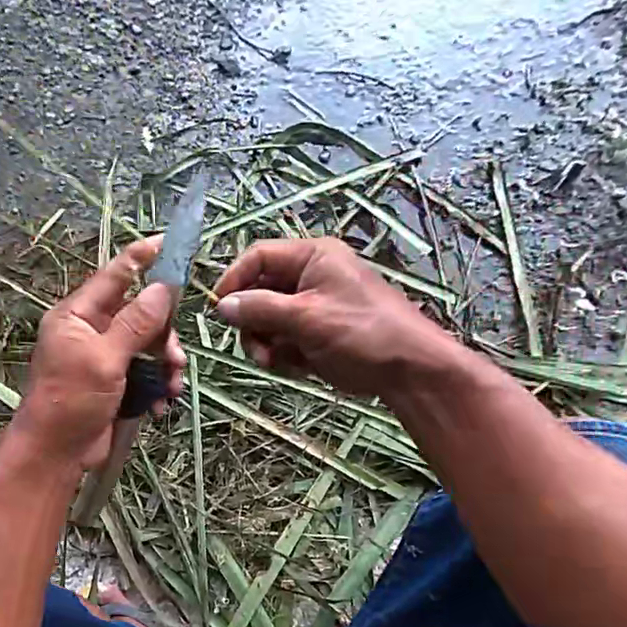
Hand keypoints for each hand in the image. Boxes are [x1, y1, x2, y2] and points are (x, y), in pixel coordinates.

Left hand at [13, 236, 186, 467]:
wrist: (56, 454)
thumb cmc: (71, 401)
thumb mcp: (105, 359)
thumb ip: (135, 323)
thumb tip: (162, 287)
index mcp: (78, 315)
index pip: (115, 275)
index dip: (143, 257)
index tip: (171, 242)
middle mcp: (91, 331)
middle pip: (140, 314)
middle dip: (164, 334)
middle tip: (175, 356)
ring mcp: (104, 358)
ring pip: (149, 346)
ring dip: (166, 364)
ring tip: (172, 386)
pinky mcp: (116, 383)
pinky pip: (146, 372)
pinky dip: (158, 385)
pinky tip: (161, 403)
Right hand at [213, 237, 464, 397]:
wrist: (408, 370)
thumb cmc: (363, 332)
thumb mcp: (307, 317)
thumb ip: (261, 309)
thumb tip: (222, 306)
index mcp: (312, 257)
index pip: (258, 257)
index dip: (234, 280)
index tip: (219, 309)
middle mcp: (310, 277)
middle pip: (258, 293)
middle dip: (253, 322)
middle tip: (257, 348)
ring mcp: (313, 308)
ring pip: (267, 321)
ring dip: (265, 344)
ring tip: (277, 362)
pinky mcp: (316, 336)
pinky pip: (283, 342)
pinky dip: (283, 356)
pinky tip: (298, 367)